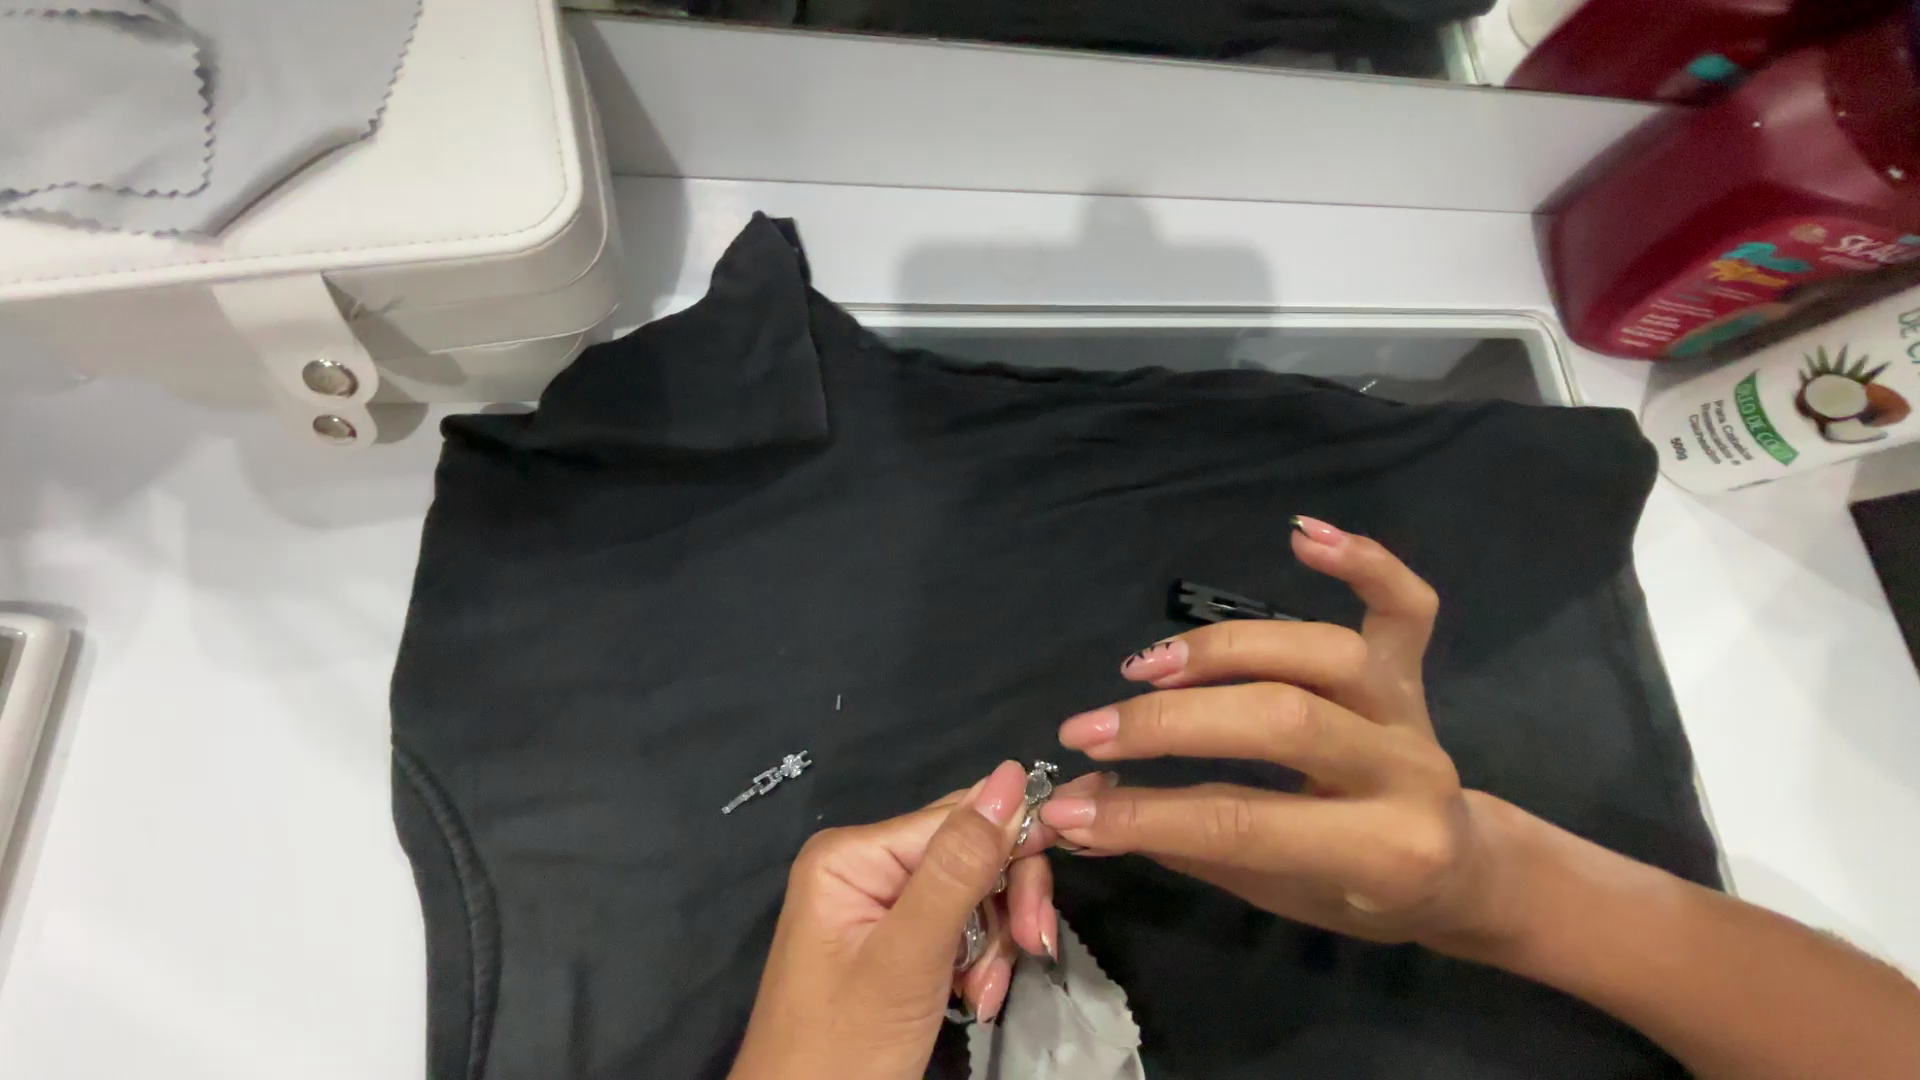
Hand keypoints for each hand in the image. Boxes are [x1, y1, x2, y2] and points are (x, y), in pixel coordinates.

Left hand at [728, 761, 1112, 1079]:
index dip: (1013, 844)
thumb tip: (1011, 774)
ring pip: (975, 892)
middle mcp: (867, 863)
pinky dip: (980, 960)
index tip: (1051, 892)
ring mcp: (882, 902)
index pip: (957, 818)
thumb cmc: (847, 1048)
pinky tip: (974, 996)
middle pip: (969, 851)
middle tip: (1032, 948)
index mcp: (854, 852)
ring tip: (985, 994)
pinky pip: (962, 926)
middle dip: (1004, 904)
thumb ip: (960, 865)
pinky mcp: (899, 938)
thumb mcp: (908, 956)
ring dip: (996, 942)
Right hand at [1039, 516, 1502, 949]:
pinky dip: (1363, 564)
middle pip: (1280, 720)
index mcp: (1380, 853)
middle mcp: (1404, 770)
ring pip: (1323, 651)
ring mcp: (1409, 710)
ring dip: (1224, 650)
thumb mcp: (1274, 896)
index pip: (1239, 824)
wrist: (1462, 874)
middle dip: (1167, 724)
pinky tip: (1302, 535)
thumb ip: (1183, 846)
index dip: (1142, 814)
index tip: (1065, 807)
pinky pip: (1404, 607)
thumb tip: (1082, 814)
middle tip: (1088, 730)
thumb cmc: (1361, 898)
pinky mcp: (1412, 671)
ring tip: (1148, 667)